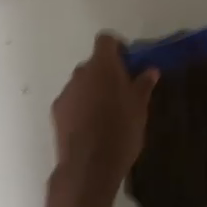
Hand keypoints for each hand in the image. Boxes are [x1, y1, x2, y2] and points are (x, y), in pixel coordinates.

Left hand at [49, 34, 158, 200]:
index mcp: (102, 66)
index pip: (106, 40)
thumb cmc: (120, 131)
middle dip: (106, 73)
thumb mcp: (140, 108)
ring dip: (93, 91)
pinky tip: (91, 128)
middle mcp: (80, 72)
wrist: (89, 166)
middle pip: (94, 63)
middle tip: (122, 93)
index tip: (128, 62)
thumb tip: (150, 70)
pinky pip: (72, 100)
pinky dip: (81, 106)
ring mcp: (66, 91)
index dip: (117, 47)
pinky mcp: (57, 111)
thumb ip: (143, 85)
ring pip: (82, 83)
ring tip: (107, 114)